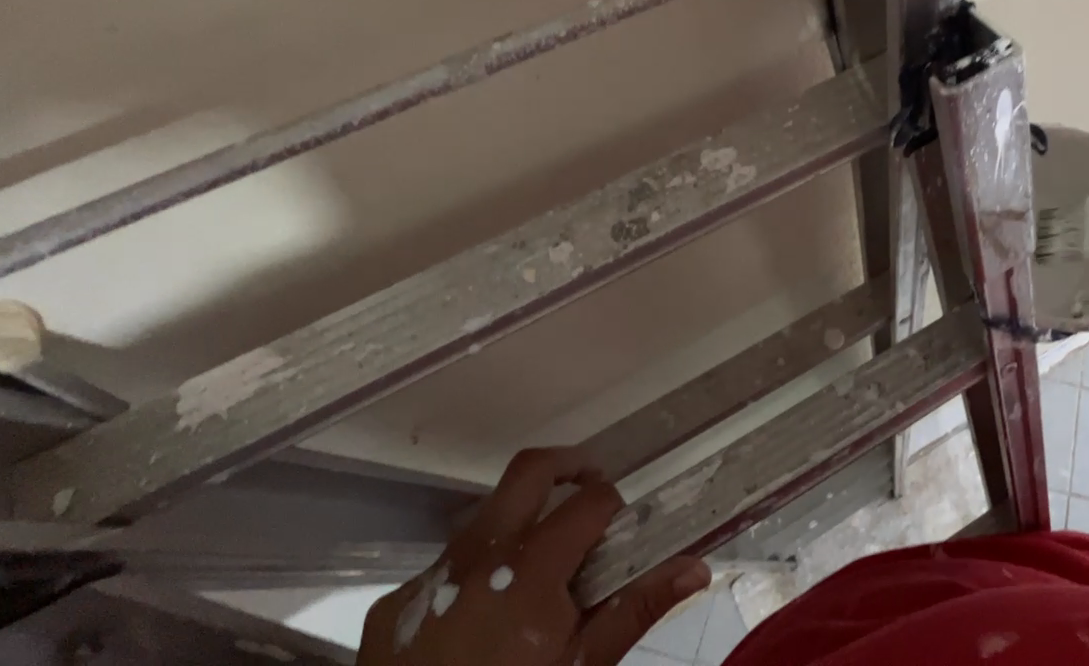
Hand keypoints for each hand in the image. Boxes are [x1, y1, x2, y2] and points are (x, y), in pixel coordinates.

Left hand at [358, 448, 708, 665]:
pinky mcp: (391, 605)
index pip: (590, 501)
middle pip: (529, 471)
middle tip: (591, 486)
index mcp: (530, 568)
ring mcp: (428, 576)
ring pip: (484, 521)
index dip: (614, 505)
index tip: (622, 528)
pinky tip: (480, 623)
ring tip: (538, 575)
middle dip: (568, 465)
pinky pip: (444, 568)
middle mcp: (476, 555)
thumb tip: (698, 567)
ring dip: (520, 526)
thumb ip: (636, 608)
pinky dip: (474, 576)